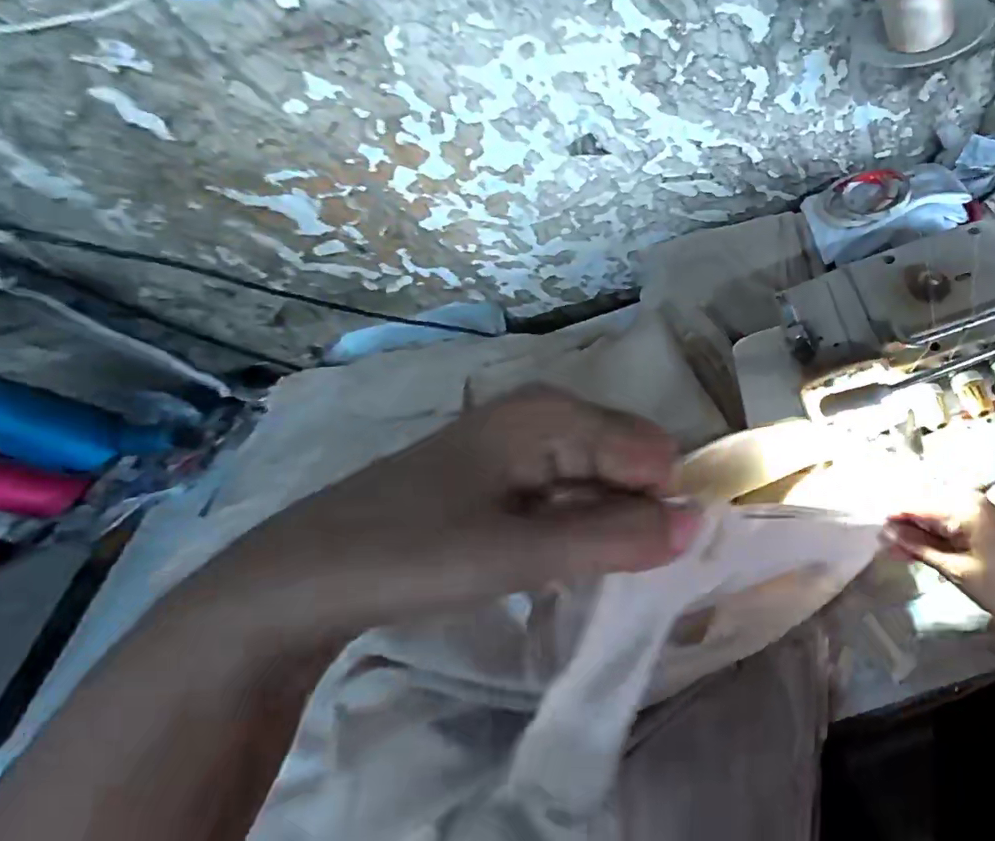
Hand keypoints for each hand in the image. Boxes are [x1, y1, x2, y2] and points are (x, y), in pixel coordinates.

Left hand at [200, 386, 703, 644]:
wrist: (296, 581)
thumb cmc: (407, 554)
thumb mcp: (514, 554)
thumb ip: (611, 538)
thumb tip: (697, 523)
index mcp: (551, 413)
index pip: (651, 451)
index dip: (659, 505)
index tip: (643, 561)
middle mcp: (546, 413)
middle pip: (631, 459)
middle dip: (634, 513)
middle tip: (597, 568)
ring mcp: (525, 440)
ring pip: (603, 478)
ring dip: (605, 524)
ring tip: (569, 568)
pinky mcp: (509, 471)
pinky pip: (573, 492)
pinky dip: (577, 526)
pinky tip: (549, 558)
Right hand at [883, 494, 994, 641]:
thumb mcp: (955, 569)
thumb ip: (918, 547)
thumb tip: (886, 532)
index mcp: (962, 505)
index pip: (916, 505)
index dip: (892, 518)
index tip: (869, 531)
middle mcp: (969, 499)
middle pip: (925, 508)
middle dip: (903, 525)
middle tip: (880, 546)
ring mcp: (978, 511)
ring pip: (936, 517)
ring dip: (917, 534)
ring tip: (894, 552)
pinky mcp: (983, 525)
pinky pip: (949, 524)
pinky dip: (934, 537)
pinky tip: (919, 551)